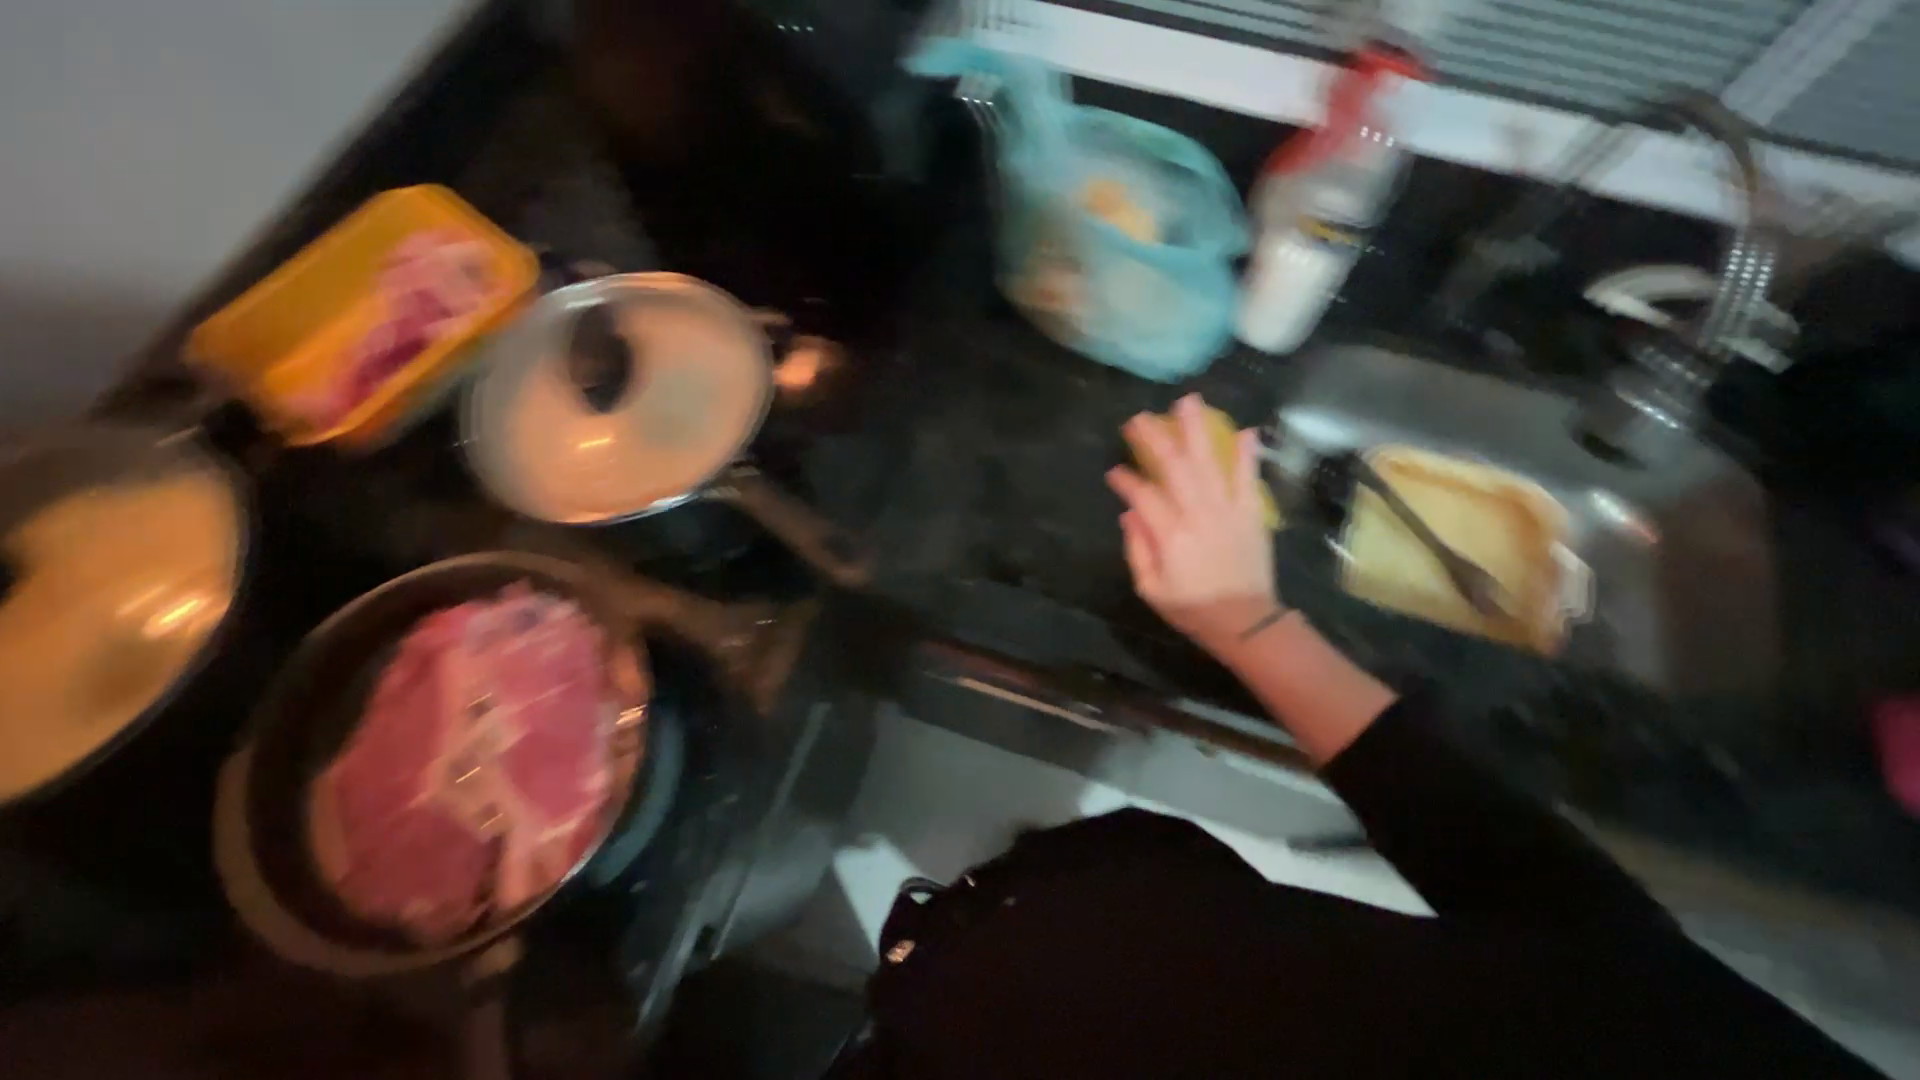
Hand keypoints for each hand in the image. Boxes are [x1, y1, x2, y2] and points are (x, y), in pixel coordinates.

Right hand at [1106, 394, 1280, 658]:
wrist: (1245, 620)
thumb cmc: (1192, 608)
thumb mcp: (1150, 588)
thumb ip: (1137, 549)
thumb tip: (1129, 515)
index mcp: (1169, 534)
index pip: (1141, 494)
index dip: (1125, 480)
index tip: (1114, 472)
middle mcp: (1197, 513)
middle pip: (1173, 465)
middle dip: (1154, 438)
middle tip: (1138, 418)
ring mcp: (1227, 510)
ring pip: (1208, 461)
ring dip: (1196, 430)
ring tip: (1188, 402)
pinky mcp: (1251, 513)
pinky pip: (1248, 477)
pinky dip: (1247, 454)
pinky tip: (1246, 430)